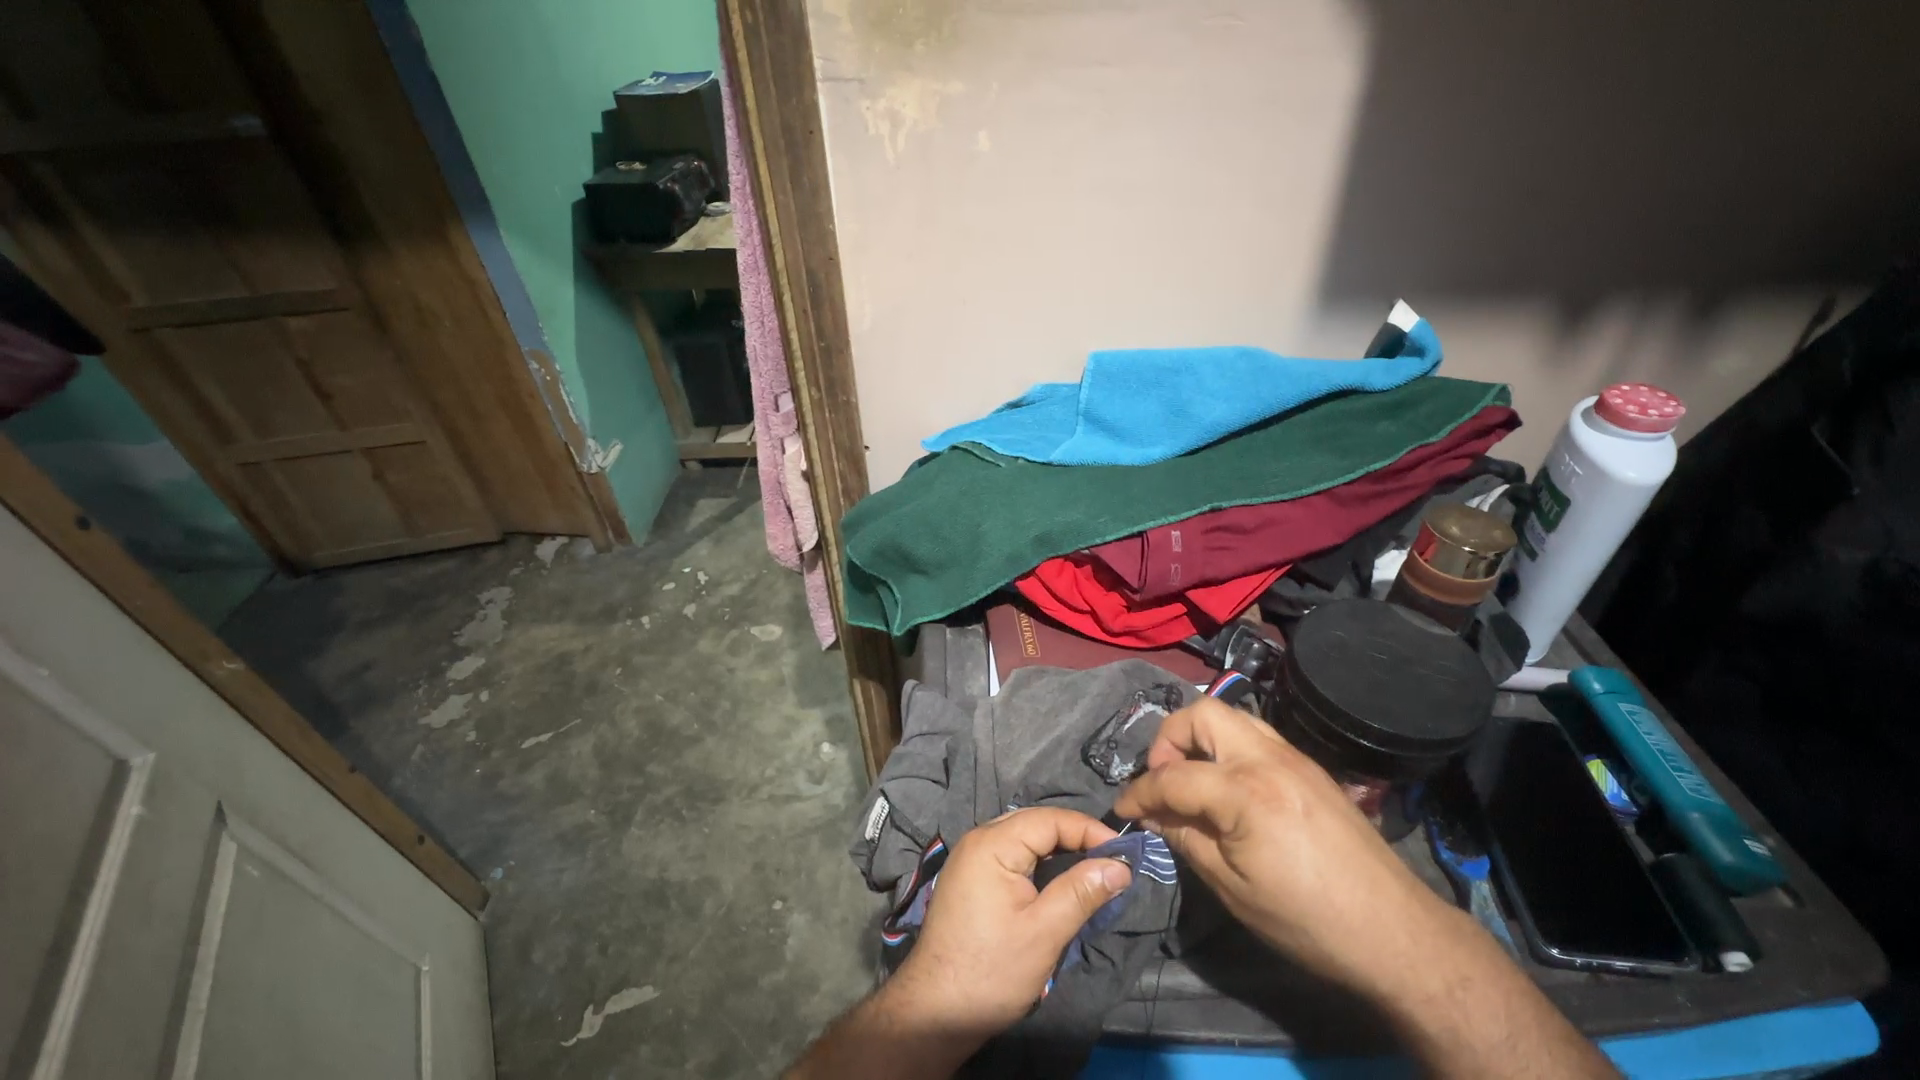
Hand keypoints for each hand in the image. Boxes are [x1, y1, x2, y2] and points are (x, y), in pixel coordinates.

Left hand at [884, 806, 1133, 1037]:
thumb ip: (1082, 892)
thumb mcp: (1044, 932)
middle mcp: (978, 841)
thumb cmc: (991, 971)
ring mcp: (971, 860)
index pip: (1050, 819)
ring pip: (1024, 839)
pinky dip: (1040, 863)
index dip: (1089, 830)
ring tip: (1093, 869)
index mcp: (992, 844)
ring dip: (1059, 850)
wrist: (936, 1011)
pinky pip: (1012, 856)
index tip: (1124, 855)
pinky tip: (1059, 881)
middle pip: (1036, 824)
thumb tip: (1120, 865)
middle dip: (1076, 837)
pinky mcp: (971, 880)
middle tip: (1112, 861)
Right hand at [1113, 698, 1454, 998]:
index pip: (1172, 775)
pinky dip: (1230, 750)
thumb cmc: (1306, 920)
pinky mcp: (1311, 770)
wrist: (1394, 932)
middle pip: (1202, 714)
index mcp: (1245, 791)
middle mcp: (1269, 759)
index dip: (1138, 793)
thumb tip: (1155, 814)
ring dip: (1202, 740)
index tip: (1122, 810)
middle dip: (1168, 740)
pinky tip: (1228, 791)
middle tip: (1162, 782)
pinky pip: (1258, 738)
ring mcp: (1295, 759)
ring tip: (1192, 782)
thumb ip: (1186, 839)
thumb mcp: (1231, 887)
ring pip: (1233, 718)